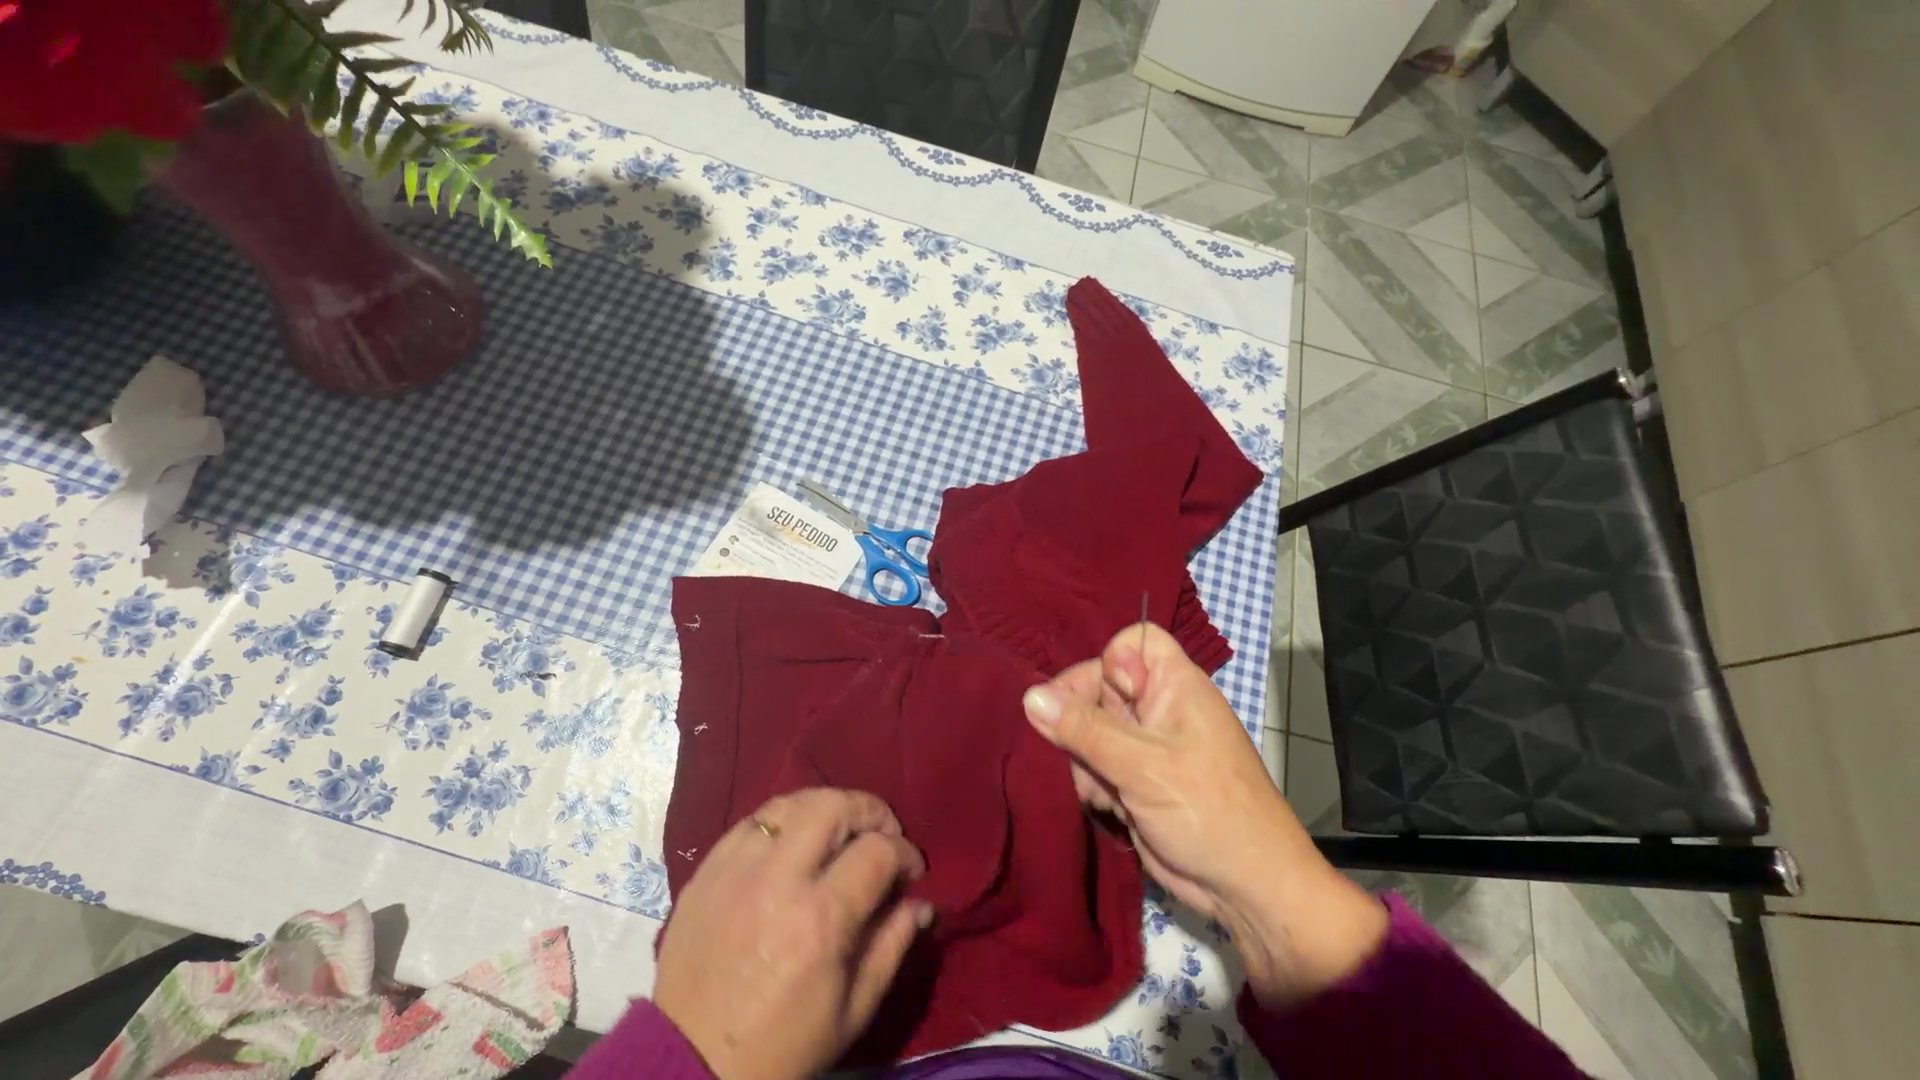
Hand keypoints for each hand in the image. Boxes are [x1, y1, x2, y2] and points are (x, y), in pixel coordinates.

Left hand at [653, 788, 934, 1079]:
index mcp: (821, 919)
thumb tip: (922, 903)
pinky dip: (781, 823)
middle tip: (882, 833)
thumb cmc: (783, 1045)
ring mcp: (735, 870)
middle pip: (832, 806)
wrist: (691, 1063)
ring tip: (838, 831)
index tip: (912, 872)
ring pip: (788, 803)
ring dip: (824, 808)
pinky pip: (749, 822)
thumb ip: (893, 946)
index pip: (878, 850)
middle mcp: (778, 880)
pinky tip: (791, 845)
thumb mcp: (854, 1010)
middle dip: (869, 810)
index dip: (906, 853)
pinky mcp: (706, 872)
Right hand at [1022, 624, 1387, 1006]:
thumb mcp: (1143, 766)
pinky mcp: (1134, 781)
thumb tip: (1030, 696)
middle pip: (1099, 688)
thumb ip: (1084, 729)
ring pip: (1089, 730)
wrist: (1245, 887)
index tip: (1105, 699)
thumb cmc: (1208, 811)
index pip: (1133, 643)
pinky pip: (1094, 765)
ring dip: (1083, 760)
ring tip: (1100, 791)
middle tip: (1080, 754)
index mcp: (1176, 686)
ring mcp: (1145, 746)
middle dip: (1082, 722)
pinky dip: (1091, 784)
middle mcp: (1159, 708)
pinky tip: (1103, 806)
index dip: (1112, 662)